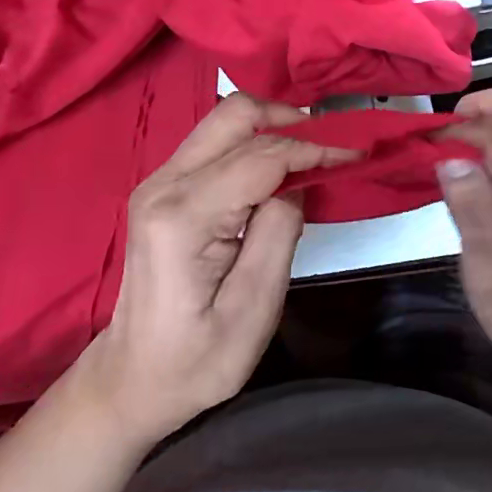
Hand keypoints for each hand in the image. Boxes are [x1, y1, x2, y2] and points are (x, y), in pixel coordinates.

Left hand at [83, 94, 356, 441]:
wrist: (135, 376)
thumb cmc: (197, 358)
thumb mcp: (254, 308)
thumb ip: (279, 232)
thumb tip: (297, 183)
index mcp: (184, 216)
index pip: (260, 157)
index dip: (313, 148)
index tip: (356, 154)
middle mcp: (163, 185)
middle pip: (233, 115)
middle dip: (290, 121)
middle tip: (333, 148)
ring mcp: (157, 183)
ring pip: (222, 123)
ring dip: (272, 130)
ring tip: (313, 158)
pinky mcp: (161, 190)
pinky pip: (213, 145)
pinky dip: (252, 146)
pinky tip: (278, 172)